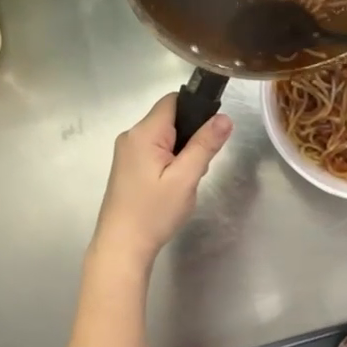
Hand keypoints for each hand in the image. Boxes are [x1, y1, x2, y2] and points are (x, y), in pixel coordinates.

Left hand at [91, 93, 232, 265]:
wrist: (122, 246)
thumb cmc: (153, 212)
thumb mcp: (185, 178)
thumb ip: (205, 145)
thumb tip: (224, 118)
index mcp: (143, 133)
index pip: (173, 101)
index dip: (196, 110)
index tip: (211, 135)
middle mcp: (131, 136)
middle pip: (170, 120)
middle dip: (191, 138)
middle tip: (197, 169)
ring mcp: (126, 153)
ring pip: (164, 138)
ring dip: (181, 154)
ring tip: (185, 183)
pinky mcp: (127, 168)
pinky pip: (155, 153)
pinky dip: (169, 164)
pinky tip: (172, 188)